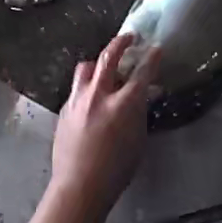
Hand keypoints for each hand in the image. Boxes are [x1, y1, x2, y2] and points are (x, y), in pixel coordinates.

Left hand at [50, 35, 158, 222]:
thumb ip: (139, 113)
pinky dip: (87, 84)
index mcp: (123, 105)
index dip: (151, 59)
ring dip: (99, 63)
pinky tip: (92, 96)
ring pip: (87, 67)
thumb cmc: (116, 170)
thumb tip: (142, 96)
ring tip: (106, 66)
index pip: (141, 73)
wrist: (79, 185)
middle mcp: (98, 95)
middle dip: (121, 43)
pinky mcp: (65, 107)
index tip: (156, 48)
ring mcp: (78, 98)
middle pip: (109, 57)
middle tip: (129, 37)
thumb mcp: (137, 141)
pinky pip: (77, 87)